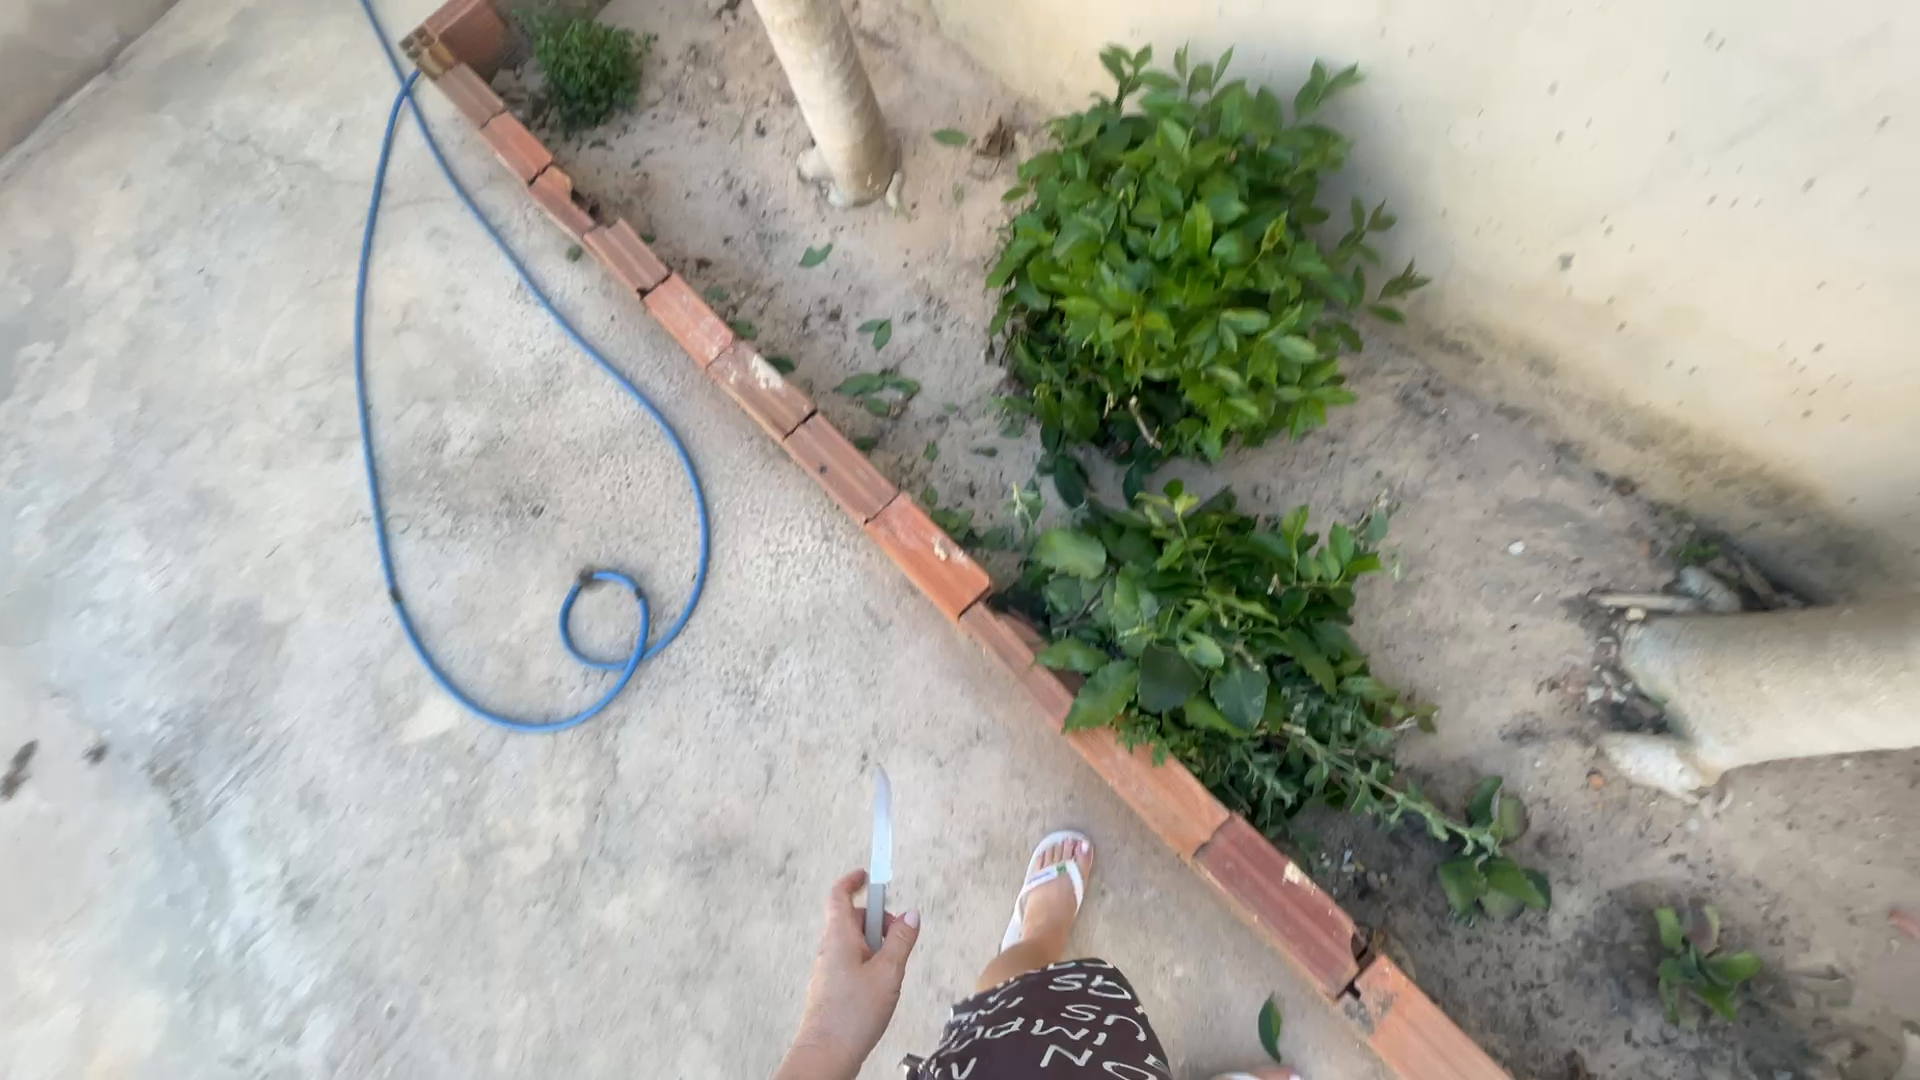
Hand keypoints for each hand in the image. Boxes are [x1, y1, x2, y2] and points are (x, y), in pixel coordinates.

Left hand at [776, 869, 920, 1079]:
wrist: (825, 1057)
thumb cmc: (854, 1012)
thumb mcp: (888, 972)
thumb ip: (901, 940)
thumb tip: (912, 913)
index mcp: (839, 935)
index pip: (839, 895)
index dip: (852, 880)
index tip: (868, 874)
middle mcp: (829, 948)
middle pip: (852, 920)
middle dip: (877, 922)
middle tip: (898, 938)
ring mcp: (827, 970)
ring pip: (854, 945)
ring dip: (875, 947)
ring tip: (892, 972)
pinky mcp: (830, 991)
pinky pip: (851, 964)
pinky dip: (868, 965)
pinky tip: (880, 990)